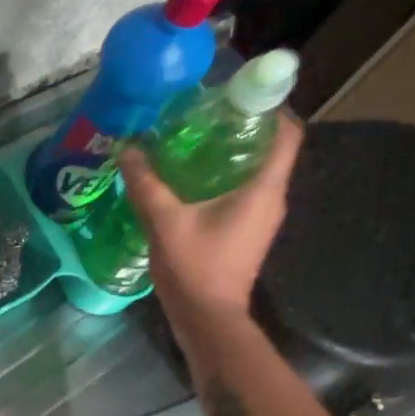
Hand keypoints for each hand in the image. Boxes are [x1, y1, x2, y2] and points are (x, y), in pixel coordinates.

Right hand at [119, 118, 303, 338]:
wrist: (207, 318)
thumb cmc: (195, 267)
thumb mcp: (165, 222)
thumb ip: (147, 185)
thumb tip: (128, 149)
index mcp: (264, 188)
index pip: (286, 133)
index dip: (270, 108)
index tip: (238, 98)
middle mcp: (272, 198)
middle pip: (269, 150)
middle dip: (241, 131)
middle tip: (205, 119)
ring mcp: (262, 219)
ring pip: (254, 174)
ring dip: (230, 158)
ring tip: (193, 147)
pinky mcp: (247, 234)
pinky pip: (243, 194)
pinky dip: (223, 181)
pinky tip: (191, 184)